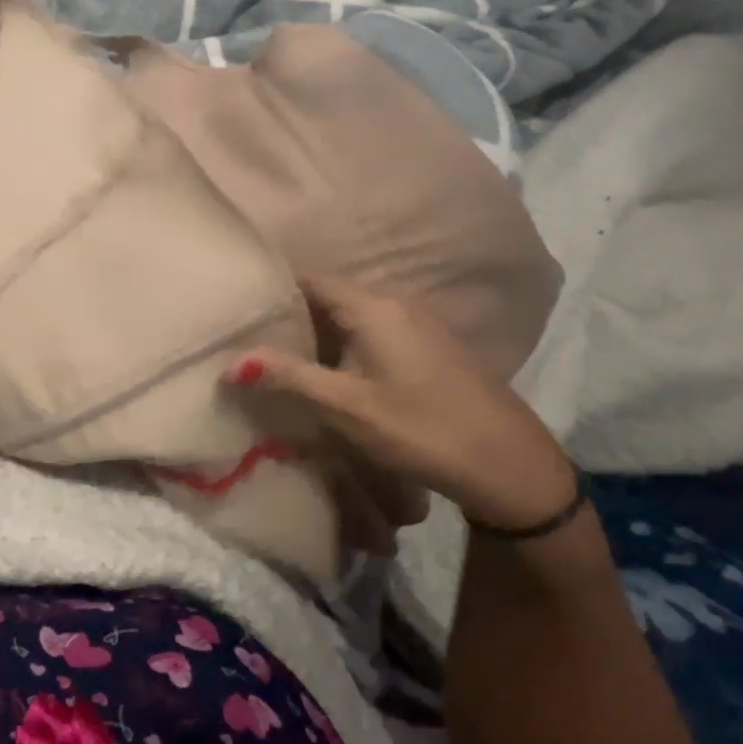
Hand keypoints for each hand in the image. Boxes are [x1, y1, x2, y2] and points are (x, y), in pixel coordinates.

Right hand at [233, 274, 577, 532]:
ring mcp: (417, 325)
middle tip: (243, 333)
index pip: (307, 275)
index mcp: (372, 307)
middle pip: (326, 293)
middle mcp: (395, 304)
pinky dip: (339, 342)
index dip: (269, 284)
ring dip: (312, 330)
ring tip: (273, 352)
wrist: (512, 468)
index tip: (235, 302)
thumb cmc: (423, 430)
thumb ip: (288, 378)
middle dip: (286, 310)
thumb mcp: (346, 408)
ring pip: (348, 314)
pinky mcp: (428, 348)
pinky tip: (323, 371)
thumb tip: (230, 362)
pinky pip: (369, 331)